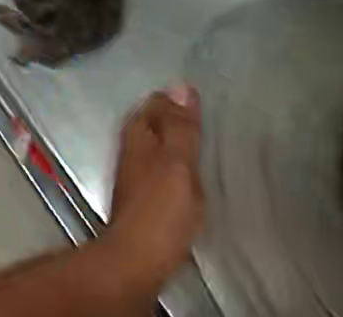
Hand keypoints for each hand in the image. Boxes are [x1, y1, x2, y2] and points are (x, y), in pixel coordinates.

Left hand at [98, 86, 204, 294]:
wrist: (138, 257)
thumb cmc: (160, 208)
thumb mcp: (178, 163)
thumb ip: (180, 127)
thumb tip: (182, 85)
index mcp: (138, 130)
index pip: (159, 101)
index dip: (179, 98)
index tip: (205, 99)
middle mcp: (132, 143)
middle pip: (157, 120)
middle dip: (178, 117)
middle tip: (210, 119)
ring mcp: (135, 167)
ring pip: (159, 142)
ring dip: (178, 140)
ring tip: (205, 142)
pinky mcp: (143, 191)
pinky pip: (162, 163)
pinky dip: (177, 162)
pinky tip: (192, 172)